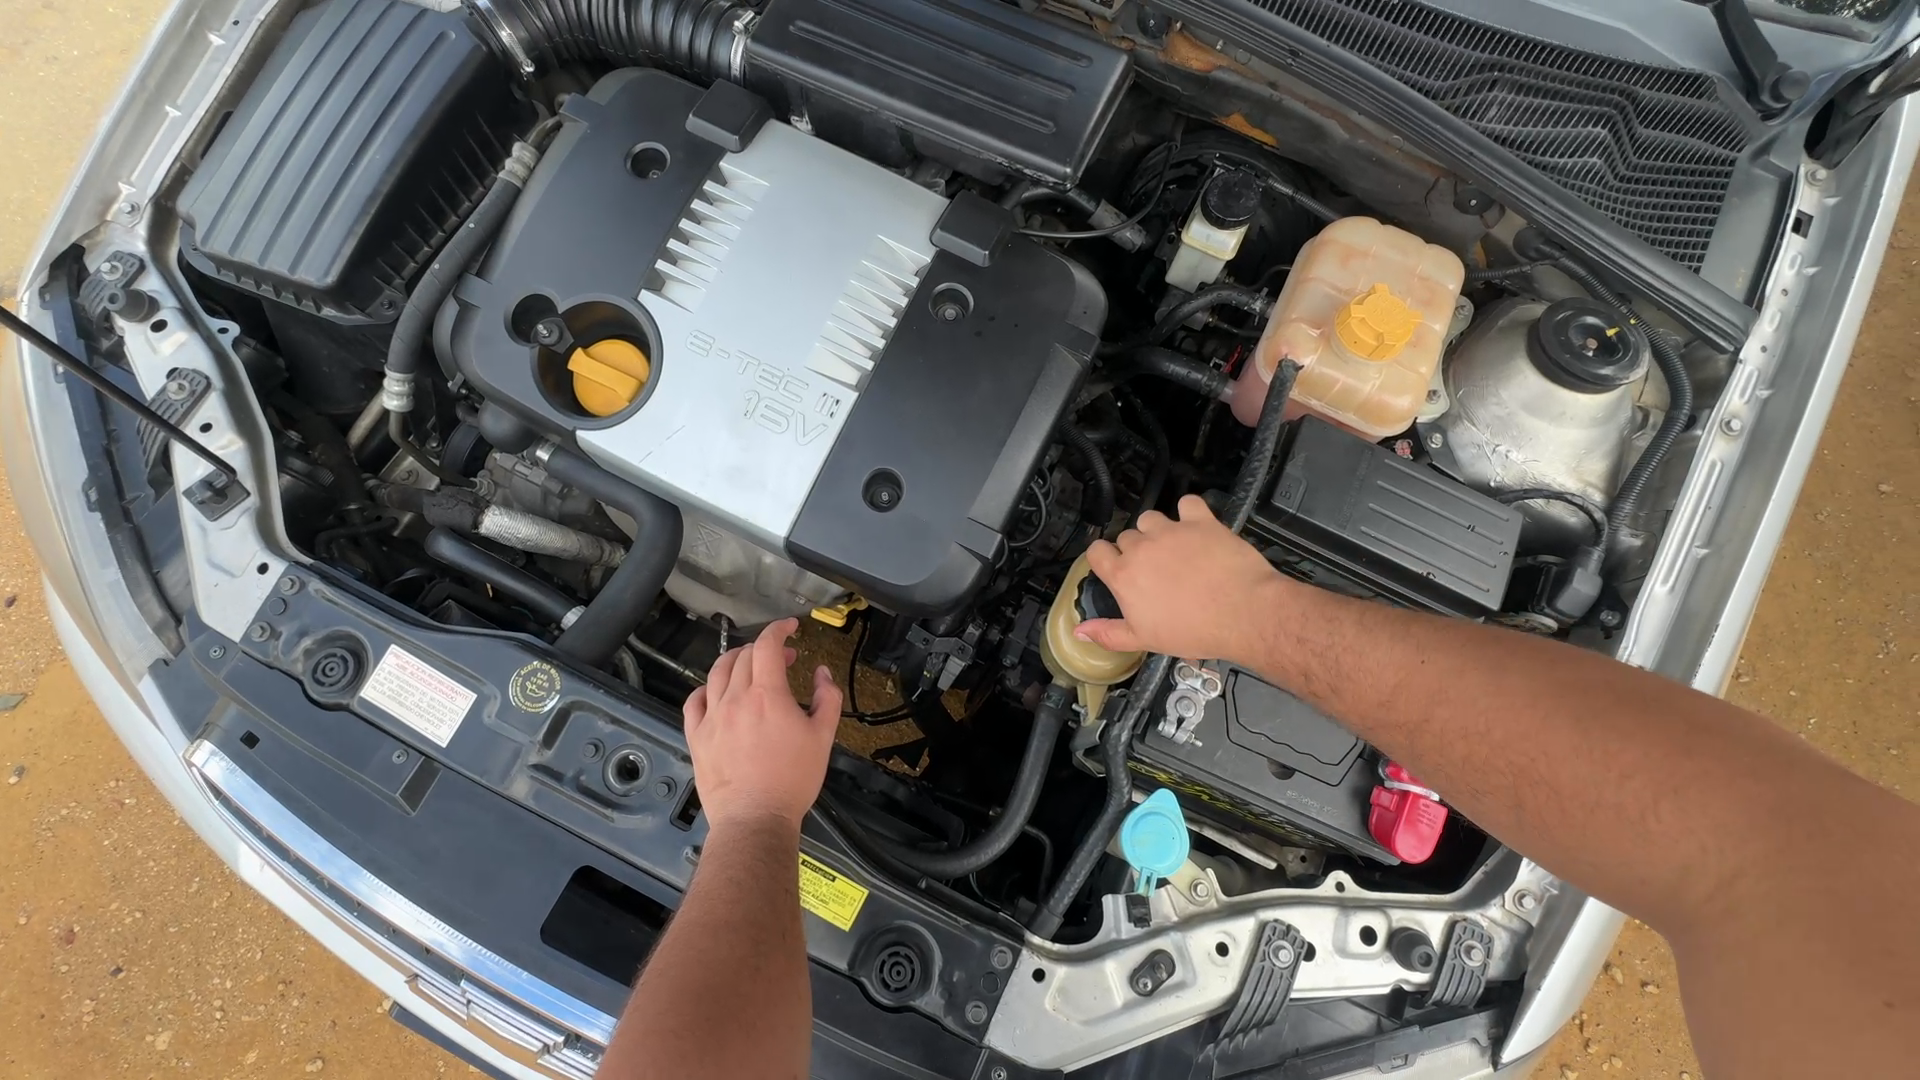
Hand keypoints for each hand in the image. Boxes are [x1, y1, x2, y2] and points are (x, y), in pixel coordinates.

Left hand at [683, 618, 842, 835]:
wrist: (755, 818)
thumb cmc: (792, 780)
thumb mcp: (823, 737)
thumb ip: (827, 698)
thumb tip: (821, 673)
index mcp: (768, 695)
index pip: (768, 646)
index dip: (779, 629)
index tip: (790, 627)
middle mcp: (735, 699)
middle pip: (743, 656)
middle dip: (765, 648)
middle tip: (783, 659)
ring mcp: (712, 718)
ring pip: (717, 673)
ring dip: (736, 661)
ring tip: (750, 667)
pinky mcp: (697, 737)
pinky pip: (694, 701)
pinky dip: (707, 688)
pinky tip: (717, 692)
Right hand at [1076, 494, 1287, 664]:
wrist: (1243, 613)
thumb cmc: (1193, 630)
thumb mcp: (1144, 640)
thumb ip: (1108, 634)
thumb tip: (1080, 631)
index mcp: (1124, 575)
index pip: (1096, 551)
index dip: (1103, 558)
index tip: (1114, 567)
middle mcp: (1142, 547)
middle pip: (1126, 536)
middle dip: (1136, 549)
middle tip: (1154, 570)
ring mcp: (1172, 531)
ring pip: (1151, 518)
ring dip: (1157, 530)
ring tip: (1173, 548)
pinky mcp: (1201, 521)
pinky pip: (1187, 503)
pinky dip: (1189, 511)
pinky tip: (1195, 525)